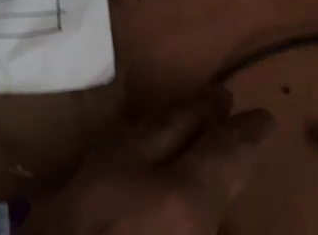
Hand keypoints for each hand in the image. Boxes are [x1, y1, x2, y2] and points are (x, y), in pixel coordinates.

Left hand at [24, 90, 273, 234]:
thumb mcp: (183, 226)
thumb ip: (206, 223)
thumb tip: (222, 214)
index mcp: (177, 204)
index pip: (224, 153)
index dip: (247, 136)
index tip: (263, 119)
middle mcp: (131, 177)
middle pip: (173, 125)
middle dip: (200, 110)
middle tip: (222, 96)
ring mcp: (86, 183)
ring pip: (131, 133)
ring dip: (162, 122)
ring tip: (181, 116)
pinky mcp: (54, 202)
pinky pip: (101, 156)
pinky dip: (127, 145)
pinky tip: (129, 154)